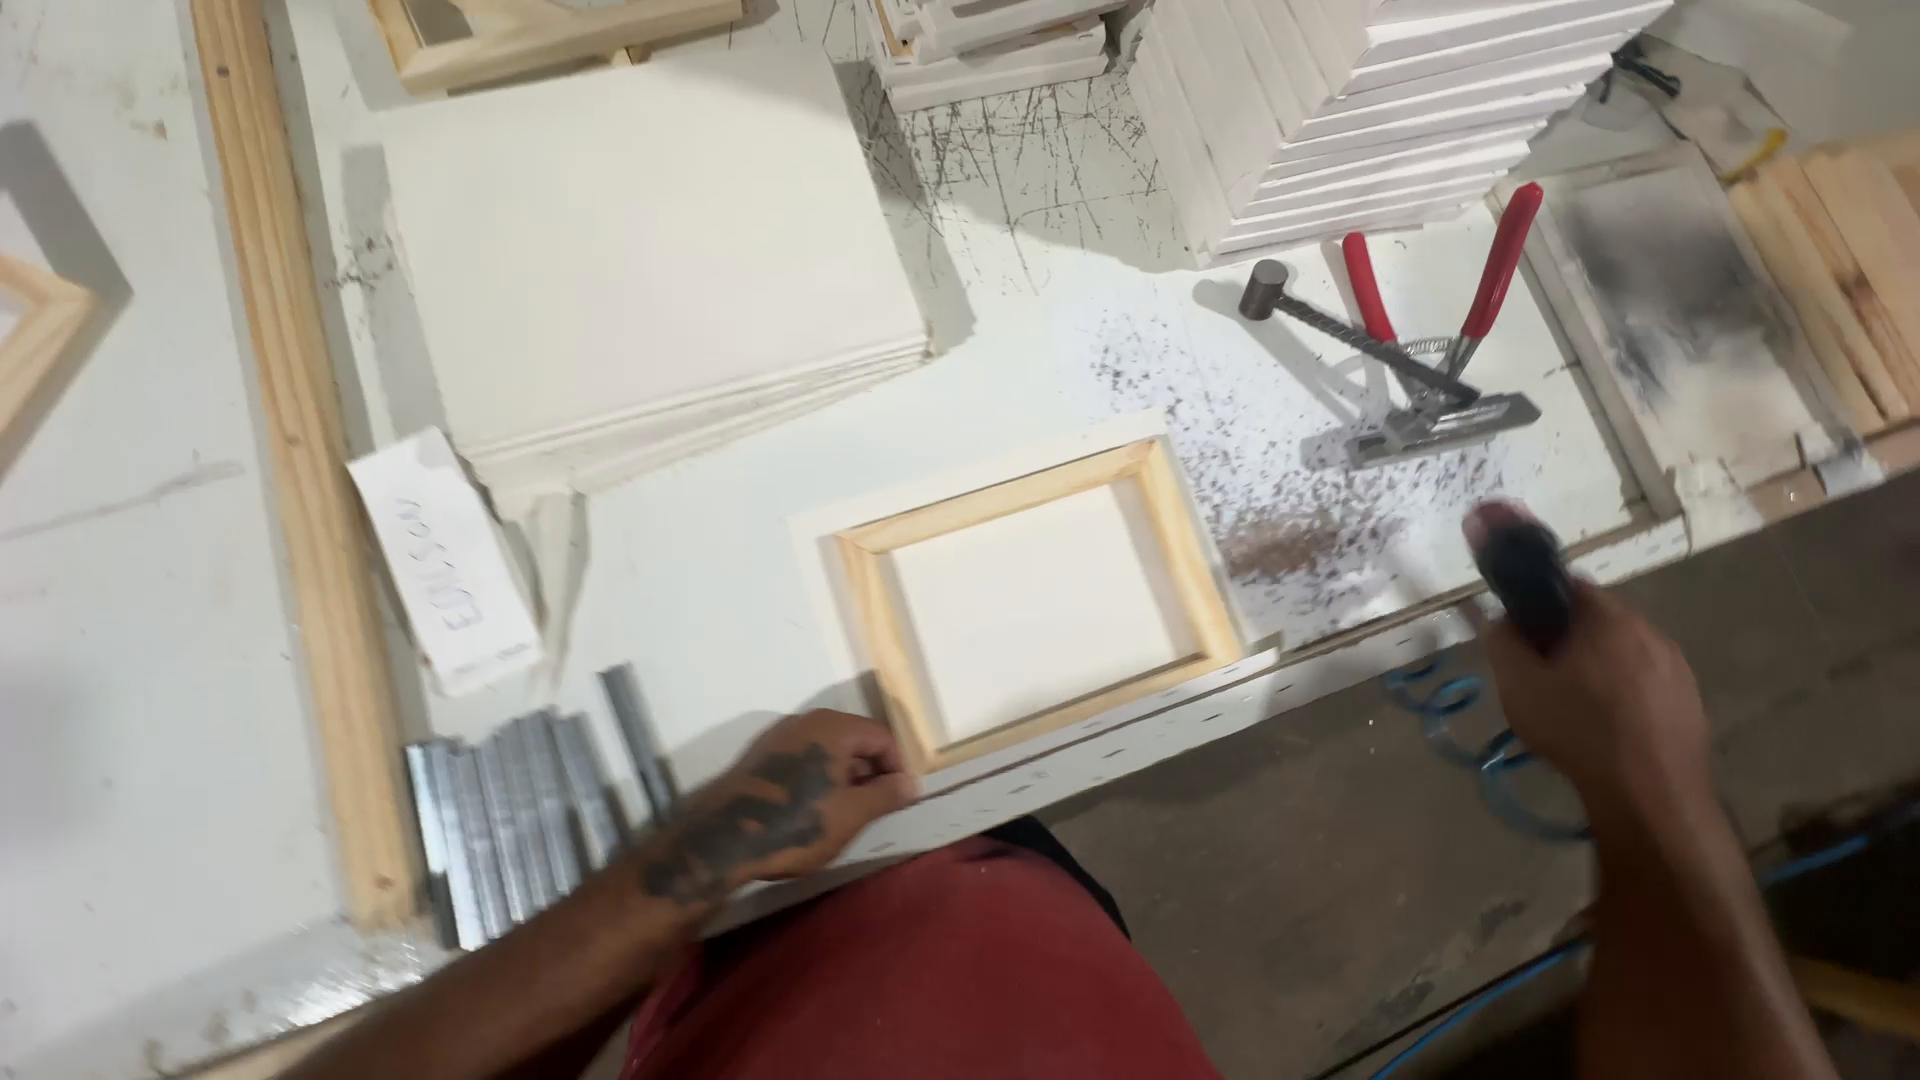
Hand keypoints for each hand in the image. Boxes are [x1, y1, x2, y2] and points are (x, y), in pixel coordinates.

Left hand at [627, 709, 916, 906]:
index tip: (897, 800)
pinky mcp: (759, 756)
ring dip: (843, 777)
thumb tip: (913, 783)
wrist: (722, 839)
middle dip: (869, 773)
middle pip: (853, 740)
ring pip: (826, 751)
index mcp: (834, 727)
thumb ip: (887, 795)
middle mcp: (807, 721)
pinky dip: (816, 778)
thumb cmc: (797, 823)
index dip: (896, 767)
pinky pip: (802, 759)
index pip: (882, 737)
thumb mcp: (852, 814)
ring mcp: (779, 736)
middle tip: (872, 810)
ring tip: (843, 814)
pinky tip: (811, 810)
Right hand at [1469, 513, 1711, 815]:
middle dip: (1563, 631)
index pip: (1568, 584)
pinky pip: (1642, 676)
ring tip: (1565, 694)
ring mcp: (1677, 667)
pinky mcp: (1689, 699)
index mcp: (1609, 620)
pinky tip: (1599, 717)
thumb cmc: (1576, 728)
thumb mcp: (1517, 683)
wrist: (1650, 794)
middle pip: (1596, 617)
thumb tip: (1499, 618)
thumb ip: (1502, 640)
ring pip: (1620, 648)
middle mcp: (1651, 633)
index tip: (1516, 622)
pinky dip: (1617, 685)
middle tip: (1533, 663)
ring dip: (1591, 659)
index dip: (1537, 597)